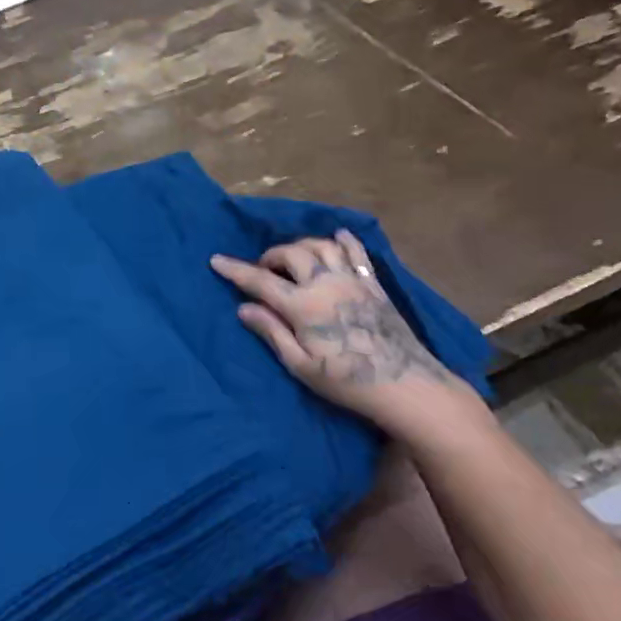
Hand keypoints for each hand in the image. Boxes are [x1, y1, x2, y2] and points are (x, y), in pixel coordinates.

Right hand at [211, 231, 462, 426]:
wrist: (404, 383)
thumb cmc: (346, 381)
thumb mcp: (300, 365)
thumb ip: (272, 331)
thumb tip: (243, 308)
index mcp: (302, 305)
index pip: (260, 281)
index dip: (236, 270)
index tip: (216, 260)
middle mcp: (325, 282)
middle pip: (291, 254)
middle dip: (271, 257)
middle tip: (264, 271)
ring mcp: (351, 279)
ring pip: (321, 245)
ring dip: (301, 246)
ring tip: (293, 258)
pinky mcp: (372, 282)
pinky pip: (356, 251)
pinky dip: (343, 240)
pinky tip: (336, 237)